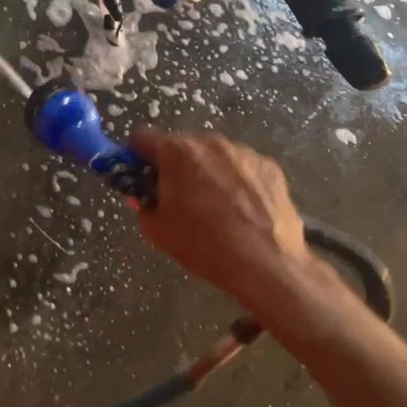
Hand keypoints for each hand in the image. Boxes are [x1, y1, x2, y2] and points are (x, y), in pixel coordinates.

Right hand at [127, 129, 312, 305]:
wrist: (268, 267)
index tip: (141, 177)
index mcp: (176, 150)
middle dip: (176, 165)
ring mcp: (243, 152)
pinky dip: (239, 181)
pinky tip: (245, 210)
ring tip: (219, 207)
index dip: (136, 157)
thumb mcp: (157, 230)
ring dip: (208, 171)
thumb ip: (142, 205)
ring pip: (214, 155)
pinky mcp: (270, 167)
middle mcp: (209, 141)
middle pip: (181, 145)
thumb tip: (144, 197)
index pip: (141, 139)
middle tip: (181, 197)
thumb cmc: (204, 245)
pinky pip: (243, 168)